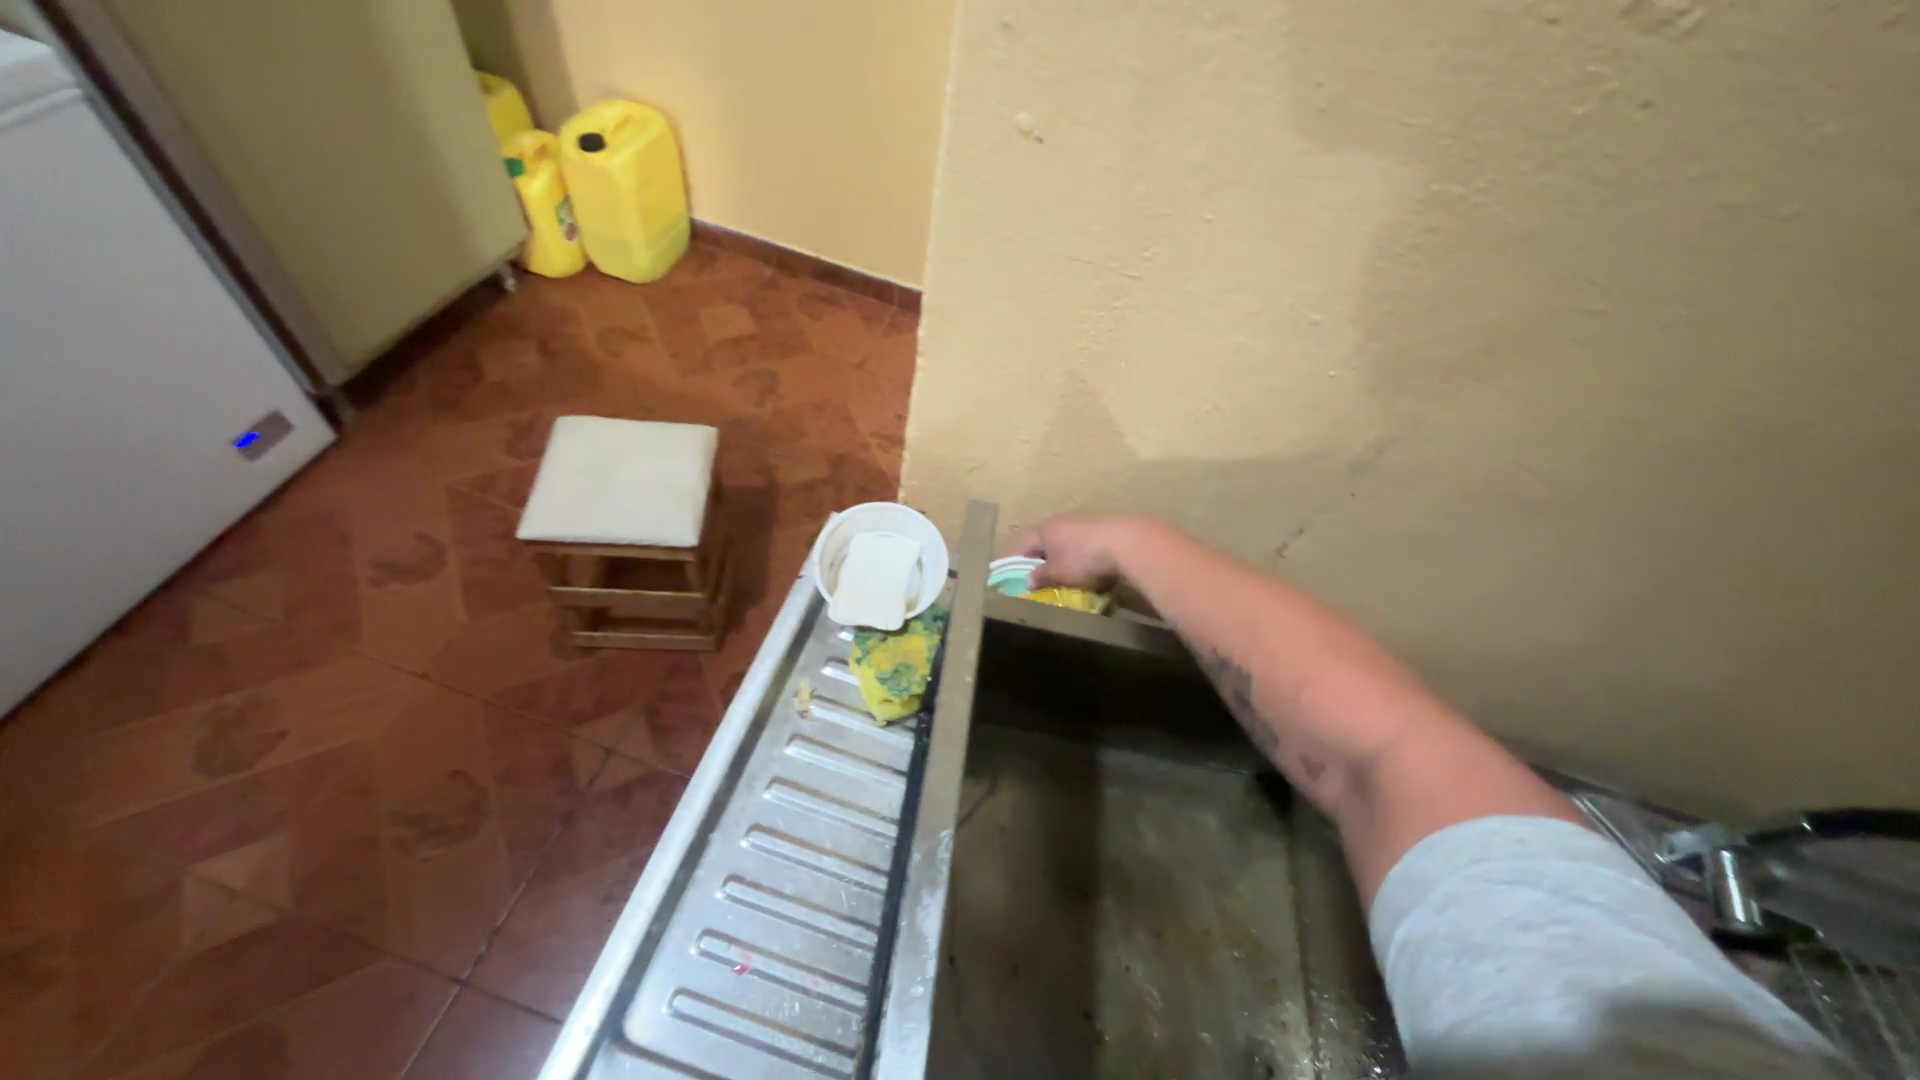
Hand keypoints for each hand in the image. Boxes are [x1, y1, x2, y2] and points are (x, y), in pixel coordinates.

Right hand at [1015, 514, 1157, 589]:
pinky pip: (1086, 543)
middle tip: (1043, 580)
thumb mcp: (1058, 573)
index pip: (1024, 544)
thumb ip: (1041, 576)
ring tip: (1069, 577)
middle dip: (1043, 560)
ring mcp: (1084, 521)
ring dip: (1065, 557)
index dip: (1018, 562)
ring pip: (1067, 541)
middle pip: (1046, 541)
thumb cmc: (1083, 558)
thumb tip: (1028, 580)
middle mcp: (1062, 520)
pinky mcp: (1104, 526)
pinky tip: (1092, 570)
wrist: (1127, 542)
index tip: (1018, 578)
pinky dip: (1084, 556)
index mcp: (1045, 529)